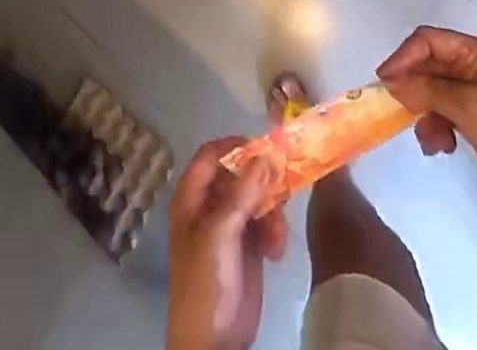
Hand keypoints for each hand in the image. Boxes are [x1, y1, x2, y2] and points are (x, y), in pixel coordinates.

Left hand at [167, 138, 287, 349]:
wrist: (214, 340)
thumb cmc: (206, 280)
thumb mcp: (221, 232)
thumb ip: (244, 191)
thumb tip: (266, 153)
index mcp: (192, 197)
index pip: (212, 155)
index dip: (235, 147)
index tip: (264, 148)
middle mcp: (211, 205)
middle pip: (240, 173)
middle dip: (262, 181)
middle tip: (283, 185)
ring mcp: (231, 224)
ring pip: (258, 195)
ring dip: (272, 211)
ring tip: (277, 236)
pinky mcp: (249, 243)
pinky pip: (267, 219)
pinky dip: (274, 231)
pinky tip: (276, 251)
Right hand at [377, 26, 476, 202]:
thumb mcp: (468, 106)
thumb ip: (426, 90)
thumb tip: (390, 82)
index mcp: (476, 52)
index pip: (428, 40)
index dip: (404, 57)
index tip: (385, 82)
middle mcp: (471, 66)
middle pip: (425, 66)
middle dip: (413, 91)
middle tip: (401, 114)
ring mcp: (470, 92)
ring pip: (428, 92)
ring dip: (423, 115)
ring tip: (432, 141)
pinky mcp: (470, 116)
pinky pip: (438, 112)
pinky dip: (434, 128)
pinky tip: (441, 147)